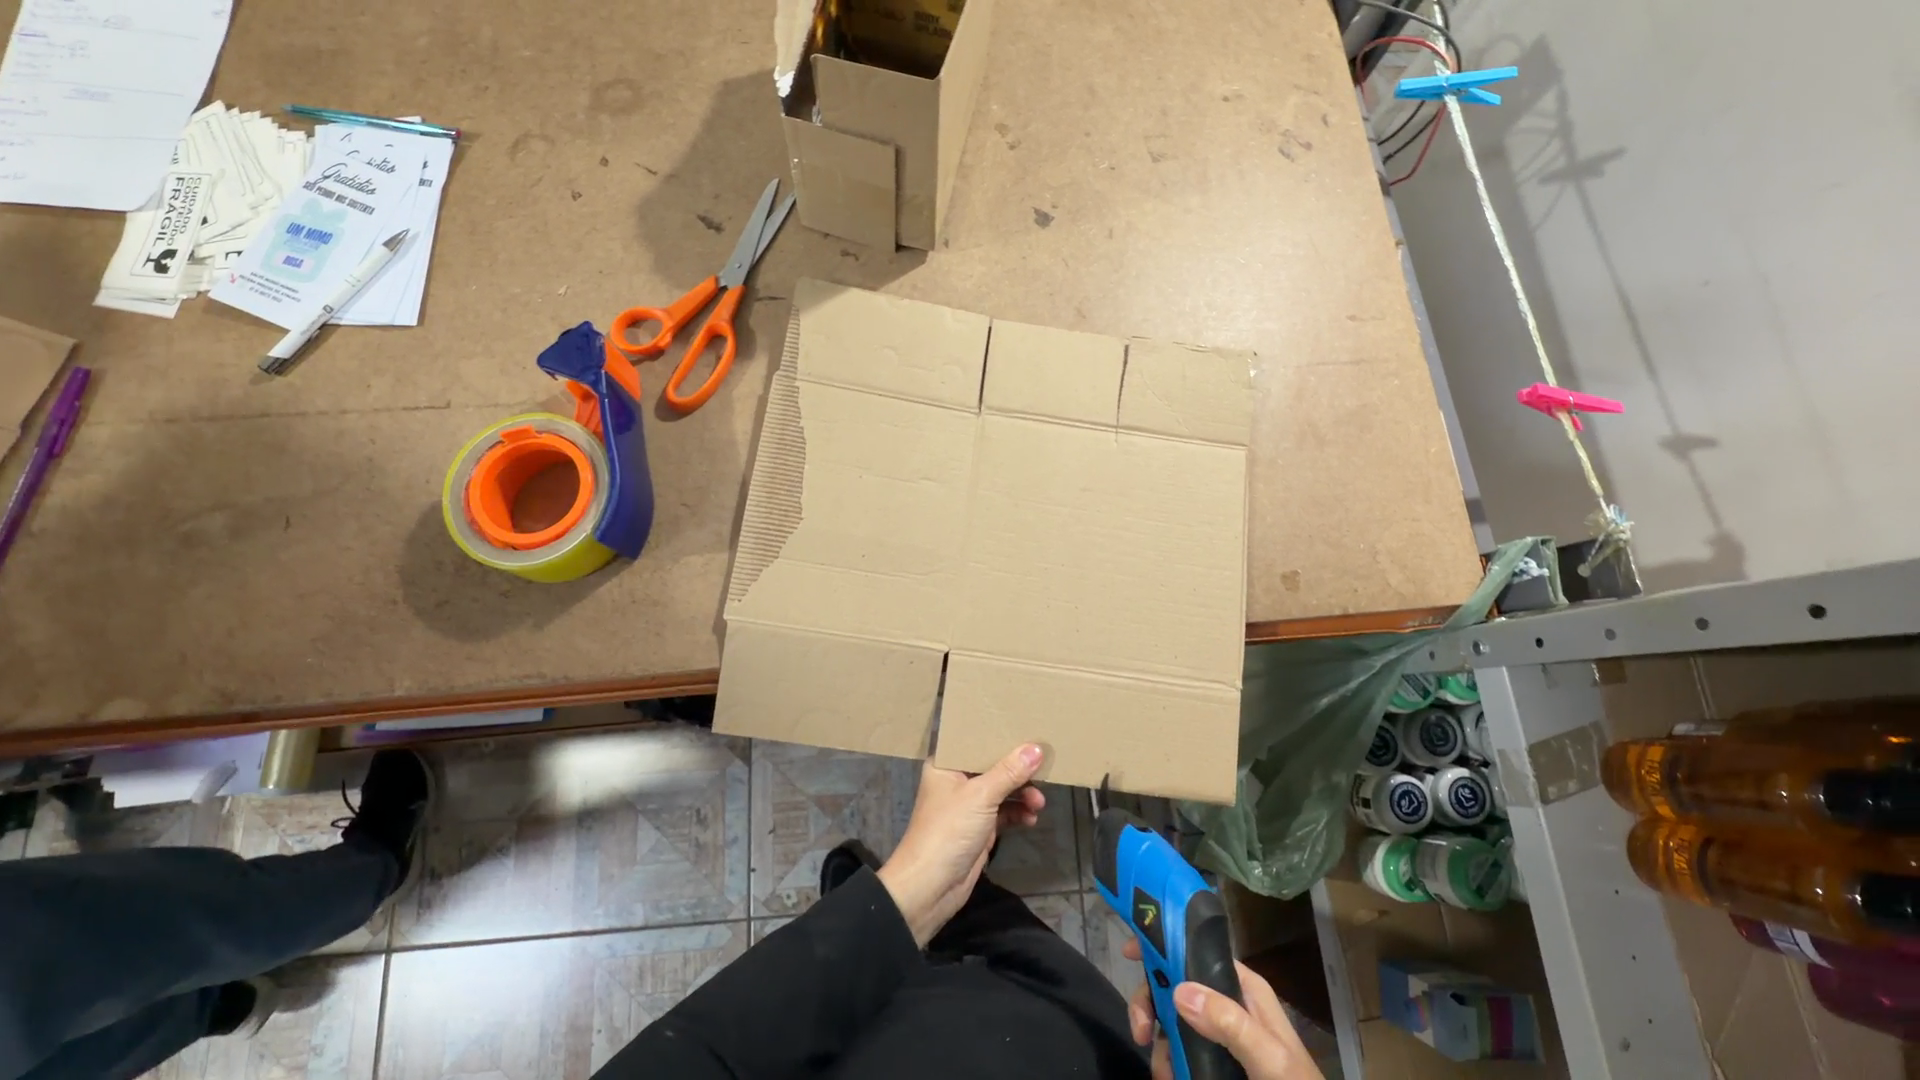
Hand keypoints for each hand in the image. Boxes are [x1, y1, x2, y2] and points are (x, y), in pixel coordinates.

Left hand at [876, 744, 1046, 946]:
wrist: (930, 887)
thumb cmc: (949, 830)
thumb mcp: (981, 796)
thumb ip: (1010, 772)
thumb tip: (1037, 748)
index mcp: (946, 765)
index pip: (975, 741)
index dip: (999, 736)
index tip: (1027, 730)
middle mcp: (955, 781)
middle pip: (992, 766)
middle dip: (1018, 770)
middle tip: (1044, 770)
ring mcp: (967, 806)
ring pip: (1001, 791)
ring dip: (1022, 794)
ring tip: (1039, 802)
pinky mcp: (978, 829)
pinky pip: (1004, 813)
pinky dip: (1018, 814)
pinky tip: (1032, 818)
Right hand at [1123, 938, 1324, 1079]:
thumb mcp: (1269, 1058)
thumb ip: (1229, 1024)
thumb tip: (1179, 991)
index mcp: (1244, 989)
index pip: (1197, 952)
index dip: (1163, 948)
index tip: (1129, 952)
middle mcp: (1227, 1005)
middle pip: (1174, 987)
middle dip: (1150, 1006)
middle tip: (1139, 1032)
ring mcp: (1218, 1034)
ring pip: (1170, 1023)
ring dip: (1159, 1047)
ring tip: (1165, 1074)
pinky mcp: (1211, 1062)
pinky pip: (1176, 1052)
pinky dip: (1167, 1064)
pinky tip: (1170, 1077)